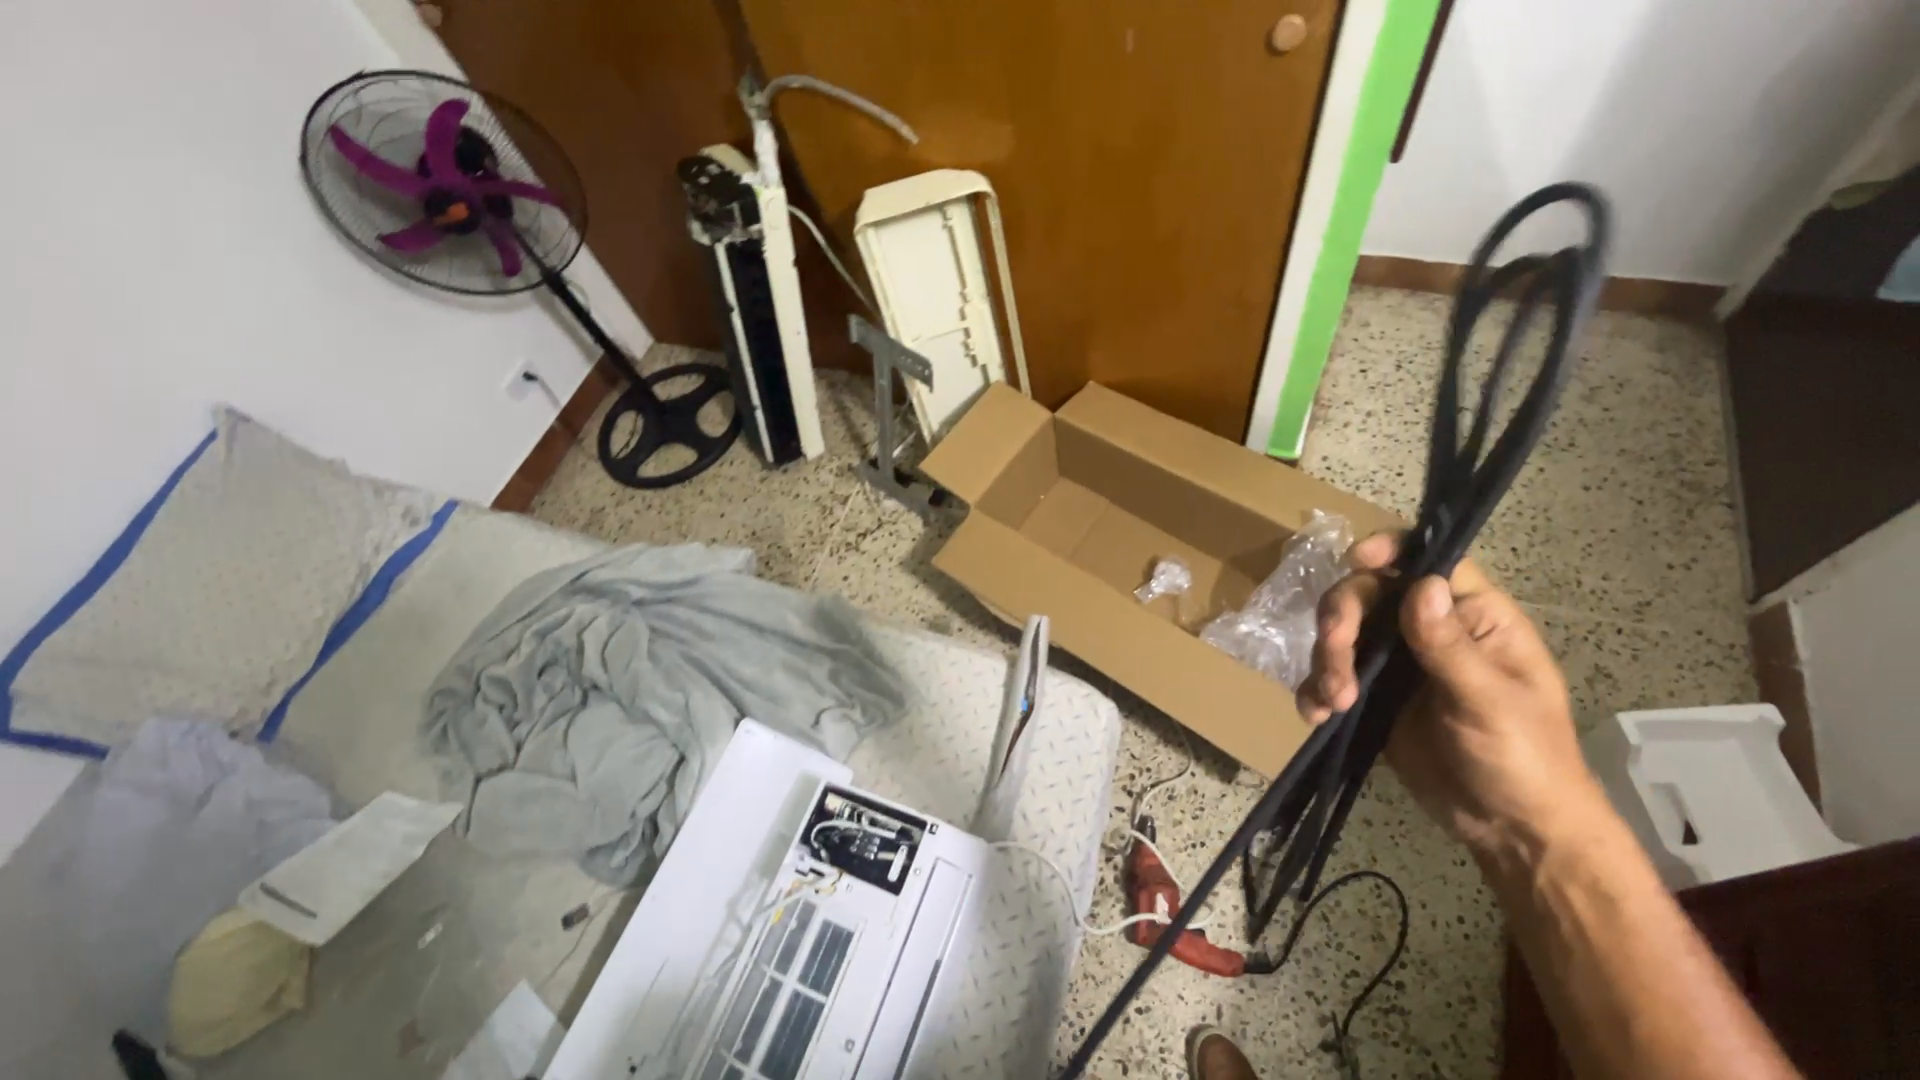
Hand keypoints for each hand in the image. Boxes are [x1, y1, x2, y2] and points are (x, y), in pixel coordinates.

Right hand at [1297, 532, 1609, 866]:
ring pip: (1341, 636)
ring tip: (1334, 704)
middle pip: (1367, 595)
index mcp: (1472, 617)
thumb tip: (1421, 585)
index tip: (1356, 562)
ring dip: (1325, 661)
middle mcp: (1428, 630)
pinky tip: (1318, 716)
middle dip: (1341, 622)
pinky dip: (1315, 692)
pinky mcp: (1371, 699)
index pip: (1428, 562)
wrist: (1510, 829)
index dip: (1389, 551)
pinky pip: (1329, 679)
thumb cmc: (1525, 759)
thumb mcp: (1491, 702)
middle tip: (1335, 659)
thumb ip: (1450, 646)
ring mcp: (1396, 664)